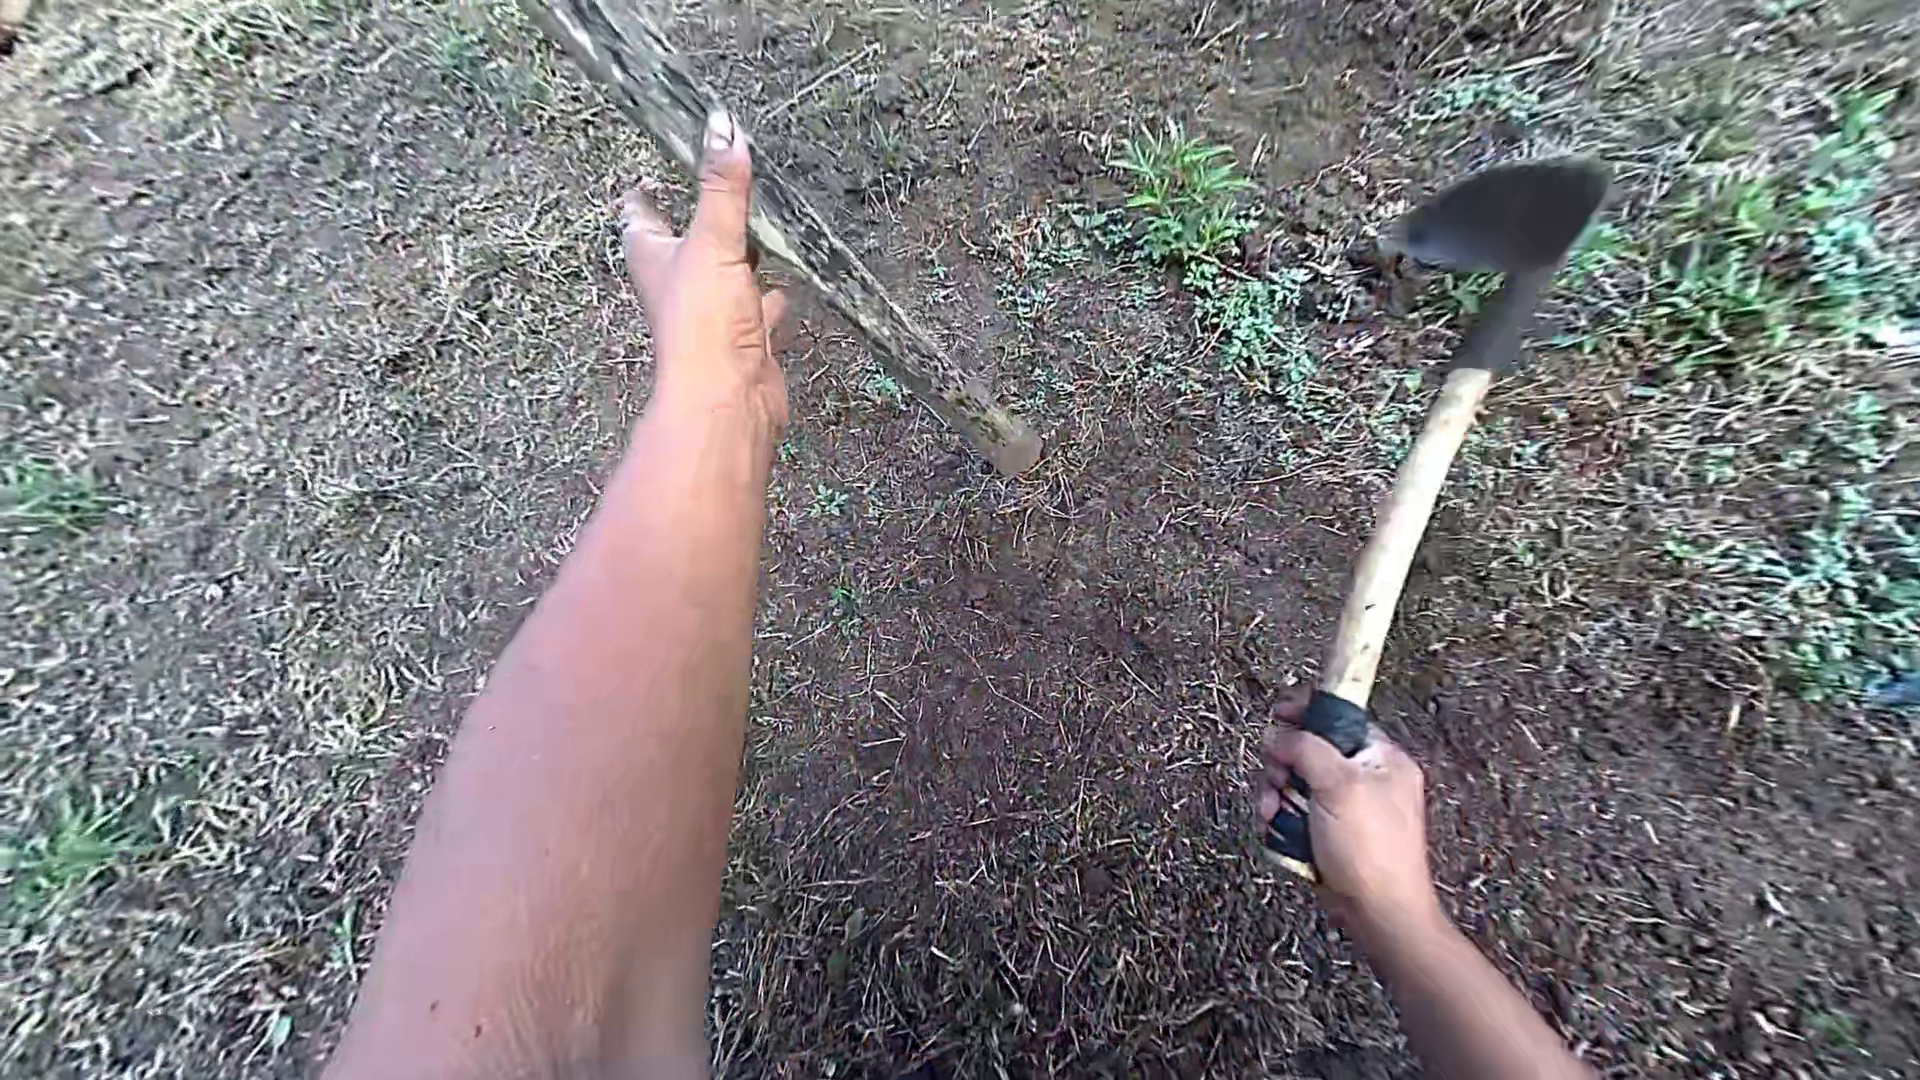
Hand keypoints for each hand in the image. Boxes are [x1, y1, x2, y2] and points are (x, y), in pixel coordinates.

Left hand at [620, 109, 788, 439]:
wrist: (731, 396)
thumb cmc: (705, 320)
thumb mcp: (712, 242)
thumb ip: (722, 189)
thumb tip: (724, 125)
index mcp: (654, 256)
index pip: (641, 211)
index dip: (649, 186)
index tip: (665, 160)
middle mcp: (681, 284)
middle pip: (690, 241)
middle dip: (707, 217)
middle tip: (732, 184)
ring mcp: (715, 315)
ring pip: (729, 275)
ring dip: (745, 256)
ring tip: (770, 226)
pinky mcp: (748, 339)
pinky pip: (761, 309)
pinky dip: (775, 296)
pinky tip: (792, 282)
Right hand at [1257, 696, 1443, 944]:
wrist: (1378, 915)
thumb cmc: (1373, 854)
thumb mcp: (1338, 784)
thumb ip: (1304, 747)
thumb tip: (1276, 736)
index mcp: (1380, 758)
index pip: (1336, 715)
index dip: (1305, 711)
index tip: (1279, 713)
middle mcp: (1364, 776)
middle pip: (1305, 746)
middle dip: (1282, 761)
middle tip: (1279, 777)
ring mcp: (1344, 802)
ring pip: (1292, 775)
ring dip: (1274, 789)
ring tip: (1273, 809)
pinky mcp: (1326, 824)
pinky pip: (1290, 803)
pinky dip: (1277, 811)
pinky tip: (1276, 823)